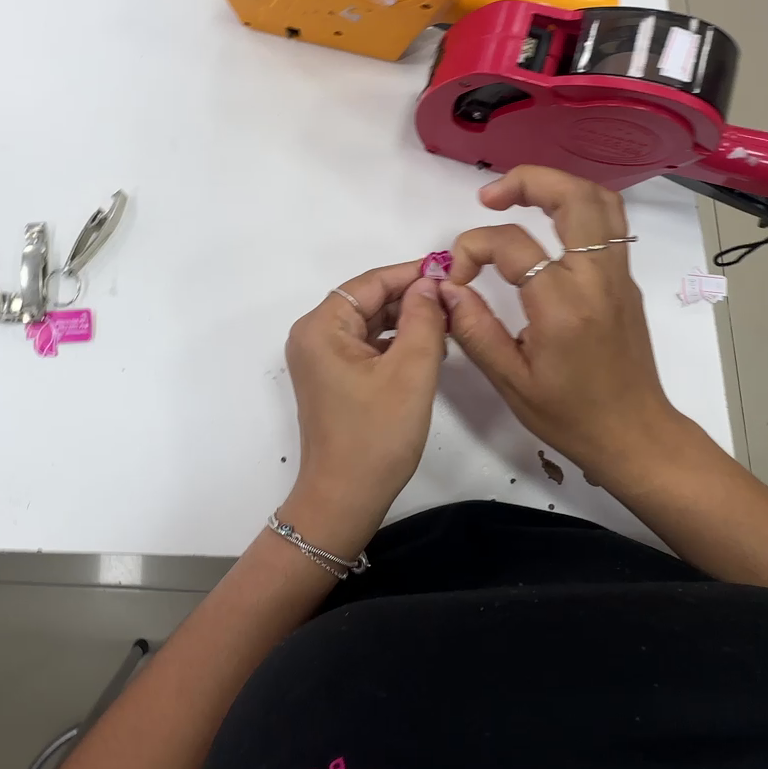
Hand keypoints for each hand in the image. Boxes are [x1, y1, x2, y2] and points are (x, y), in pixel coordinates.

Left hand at [280, 261, 447, 559]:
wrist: (345, 497)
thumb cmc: (377, 435)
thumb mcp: (411, 371)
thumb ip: (424, 319)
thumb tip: (430, 283)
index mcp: (320, 327)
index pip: (369, 283)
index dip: (411, 274)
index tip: (451, 271)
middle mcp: (313, 336)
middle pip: (367, 301)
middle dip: (411, 300)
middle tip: (455, 303)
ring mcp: (320, 359)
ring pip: (369, 324)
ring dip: (406, 323)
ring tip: (448, 328)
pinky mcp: (332, 378)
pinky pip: (366, 346)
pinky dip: (395, 344)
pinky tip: (428, 350)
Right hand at [442, 166, 708, 488]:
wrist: (635, 436)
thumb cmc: (570, 416)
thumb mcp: (510, 381)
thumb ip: (474, 329)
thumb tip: (447, 288)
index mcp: (564, 306)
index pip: (512, 245)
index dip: (472, 248)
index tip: (457, 279)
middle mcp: (597, 280)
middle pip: (575, 197)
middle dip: (527, 181)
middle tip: (488, 196)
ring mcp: (617, 277)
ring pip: (600, 202)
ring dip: (556, 187)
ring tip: (515, 198)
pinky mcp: (623, 282)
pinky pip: (607, 224)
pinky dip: (572, 208)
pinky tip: (542, 227)